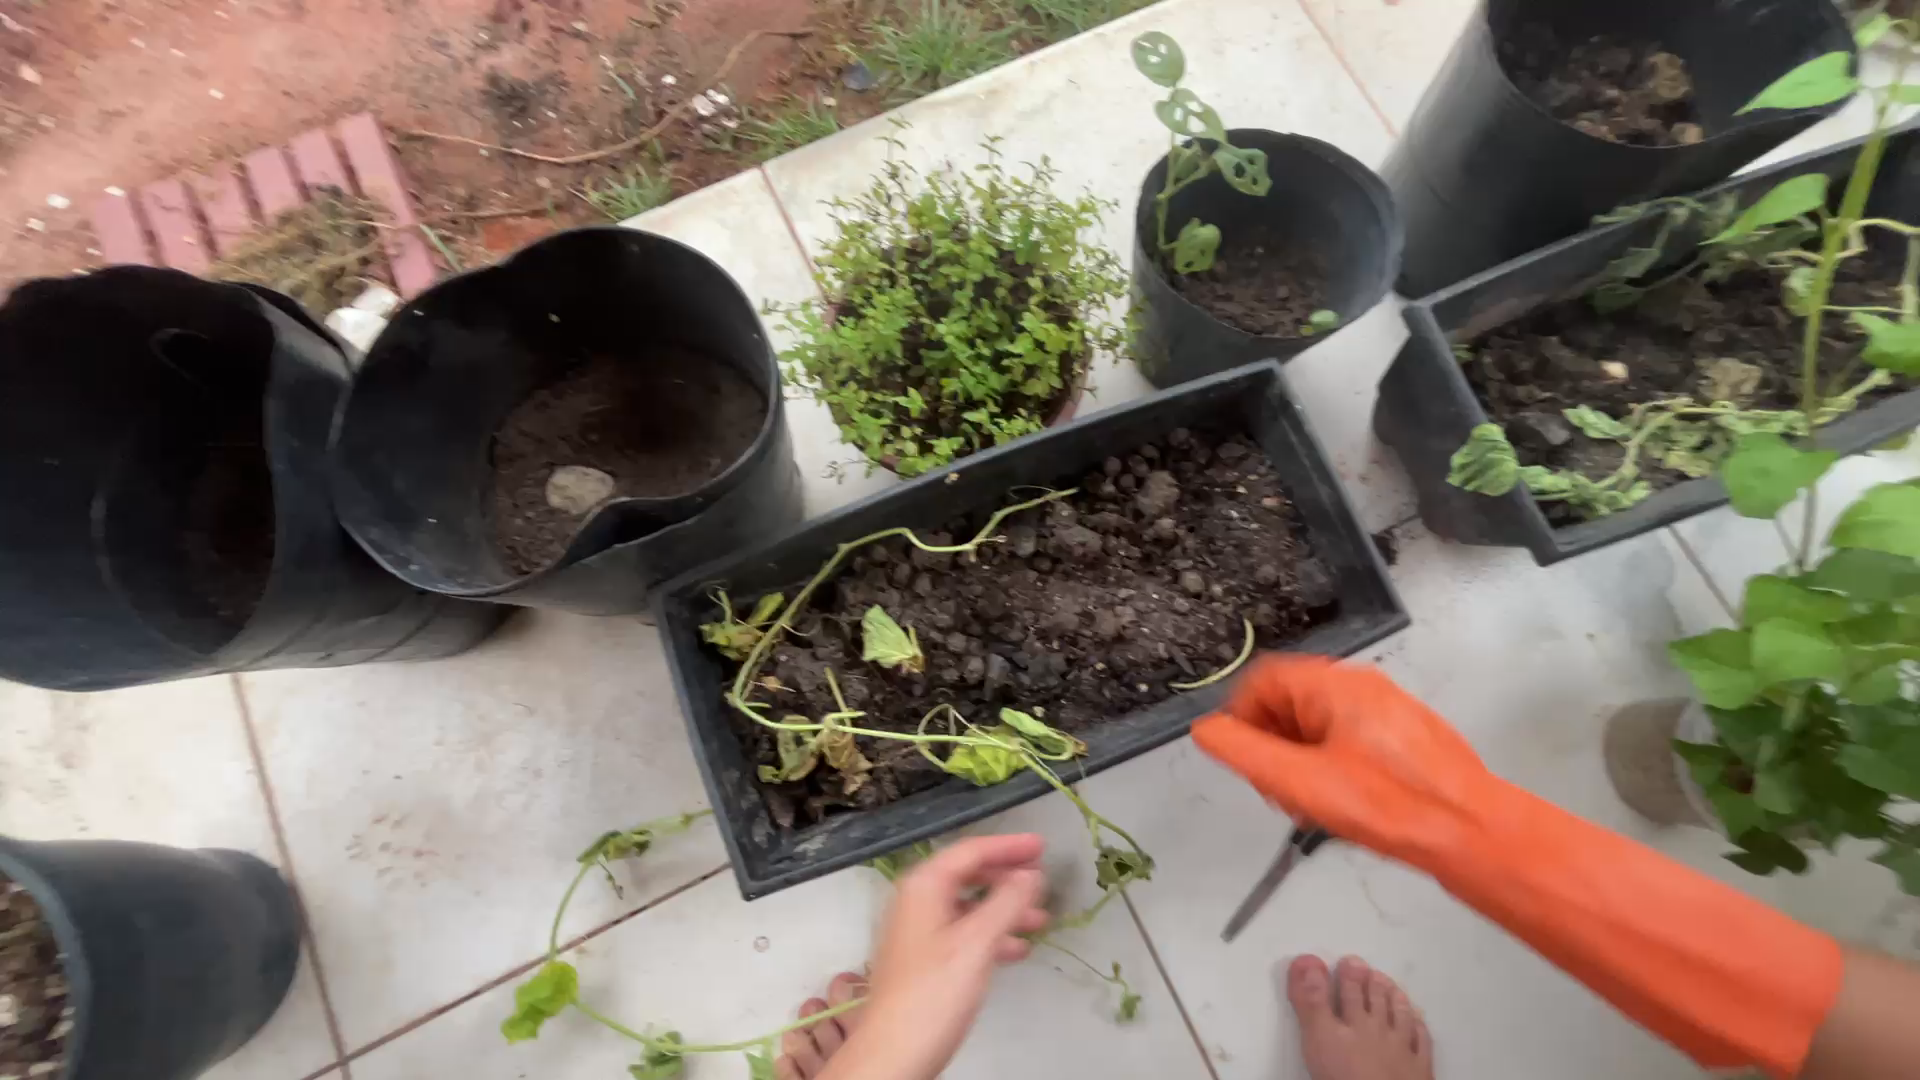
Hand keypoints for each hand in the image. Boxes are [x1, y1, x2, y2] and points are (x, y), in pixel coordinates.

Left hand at [819, 834, 1048, 1079]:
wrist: (892, 1056)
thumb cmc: (933, 993)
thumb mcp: (977, 943)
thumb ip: (1006, 903)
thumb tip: (1031, 873)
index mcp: (924, 885)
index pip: (971, 851)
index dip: (1008, 845)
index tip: (1041, 845)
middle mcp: (918, 898)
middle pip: (969, 875)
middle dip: (1008, 877)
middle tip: (1043, 878)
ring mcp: (918, 929)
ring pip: (969, 906)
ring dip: (1004, 910)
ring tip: (1041, 921)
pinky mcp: (923, 957)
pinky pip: (963, 932)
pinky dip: (990, 935)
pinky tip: (1017, 950)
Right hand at [1191, 655, 1499, 867]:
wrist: (1478, 838)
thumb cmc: (1392, 807)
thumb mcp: (1301, 782)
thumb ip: (1243, 752)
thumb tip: (1206, 730)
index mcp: (1334, 686)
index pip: (1262, 679)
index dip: (1240, 714)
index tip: (1240, 755)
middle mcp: (1361, 687)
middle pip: (1288, 700)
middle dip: (1270, 742)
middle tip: (1274, 786)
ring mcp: (1385, 711)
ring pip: (1316, 723)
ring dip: (1296, 758)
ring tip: (1306, 801)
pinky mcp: (1402, 738)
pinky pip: (1345, 738)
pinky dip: (1326, 763)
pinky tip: (1337, 802)